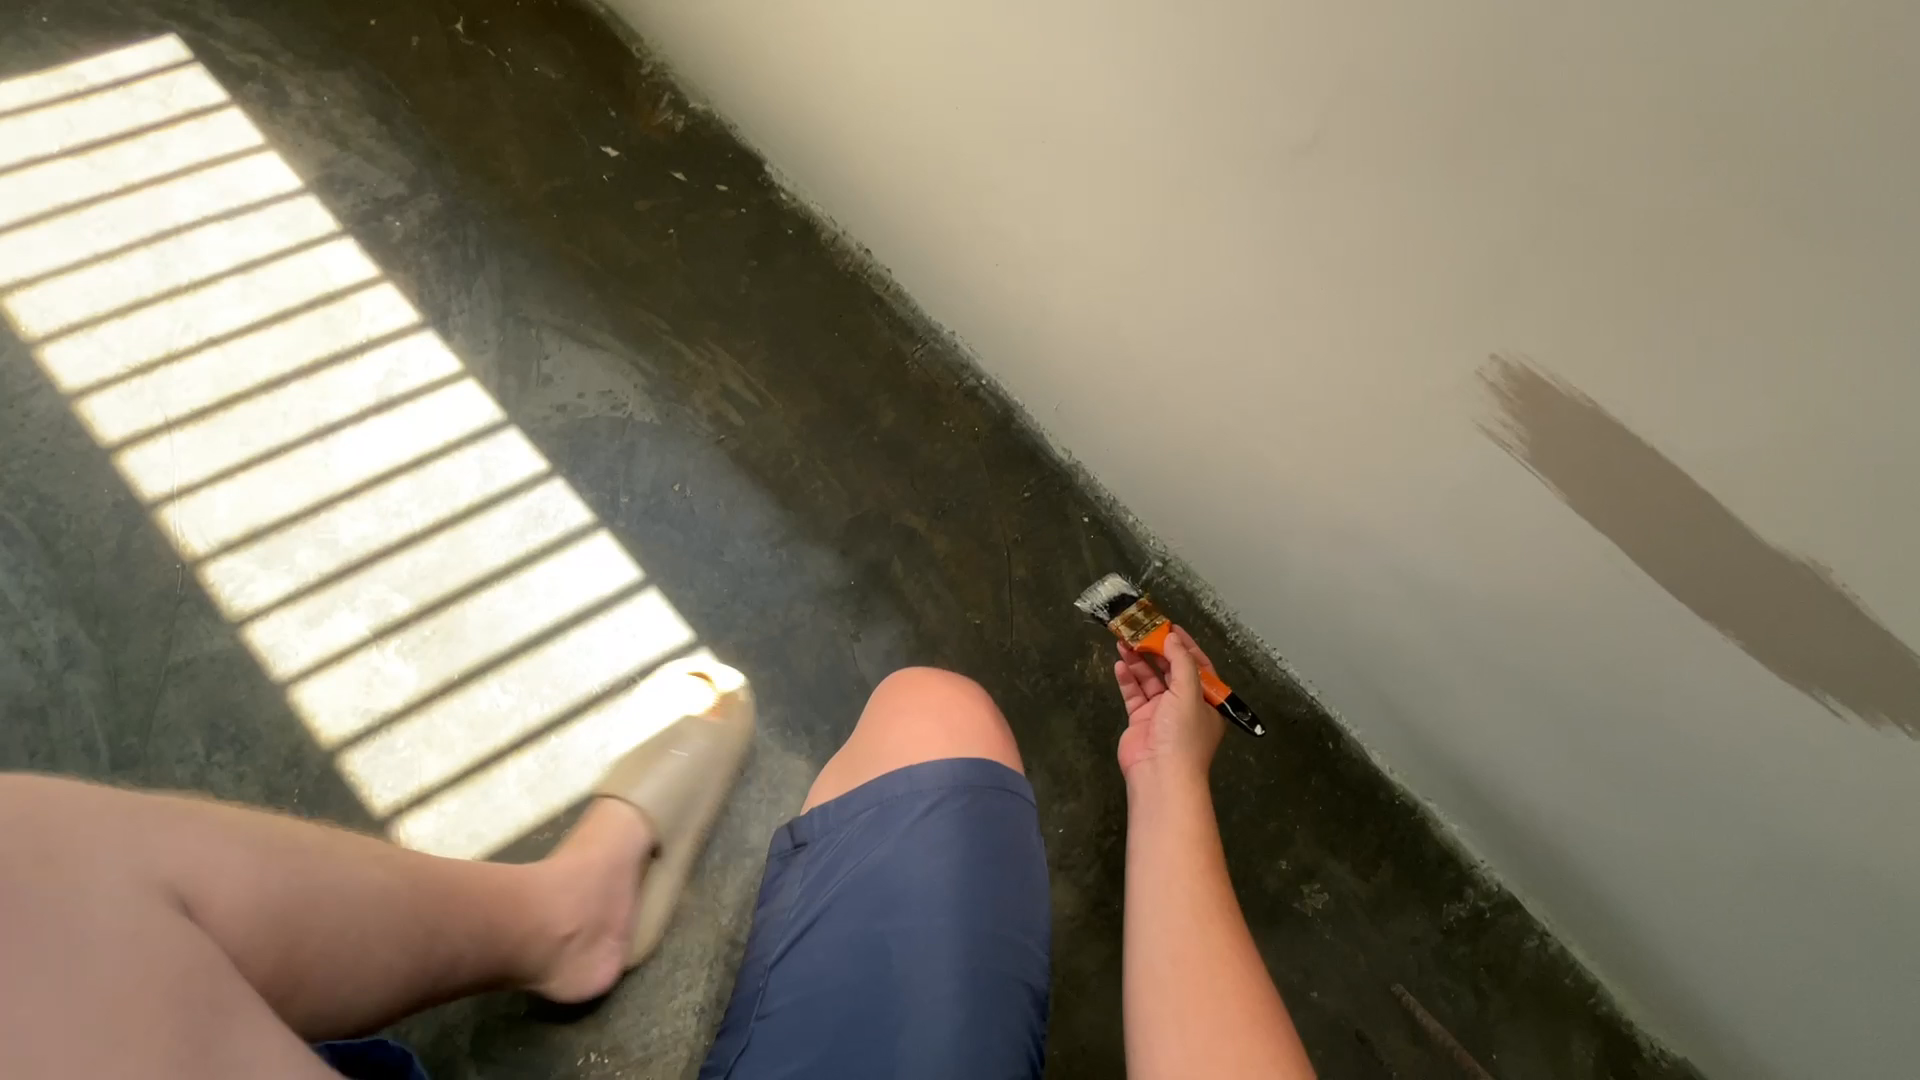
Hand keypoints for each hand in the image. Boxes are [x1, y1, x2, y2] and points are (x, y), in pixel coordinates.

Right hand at [1111, 626, 1224, 786]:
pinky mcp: (1141, 720)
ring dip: (1138, 661)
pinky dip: (1127, 679)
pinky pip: (1134, 694)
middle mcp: (1185, 705)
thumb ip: (1182, 662)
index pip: (1198, 665)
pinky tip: (1119, 664)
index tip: (1168, 626)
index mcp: (1206, 700)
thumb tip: (1173, 637)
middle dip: (1156, 650)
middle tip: (1139, 630)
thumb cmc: (1182, 733)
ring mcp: (1161, 713)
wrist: (1160, 774)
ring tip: (1123, 641)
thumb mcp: (1190, 693)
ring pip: (1150, 680)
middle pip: (1171, 670)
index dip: (1184, 645)